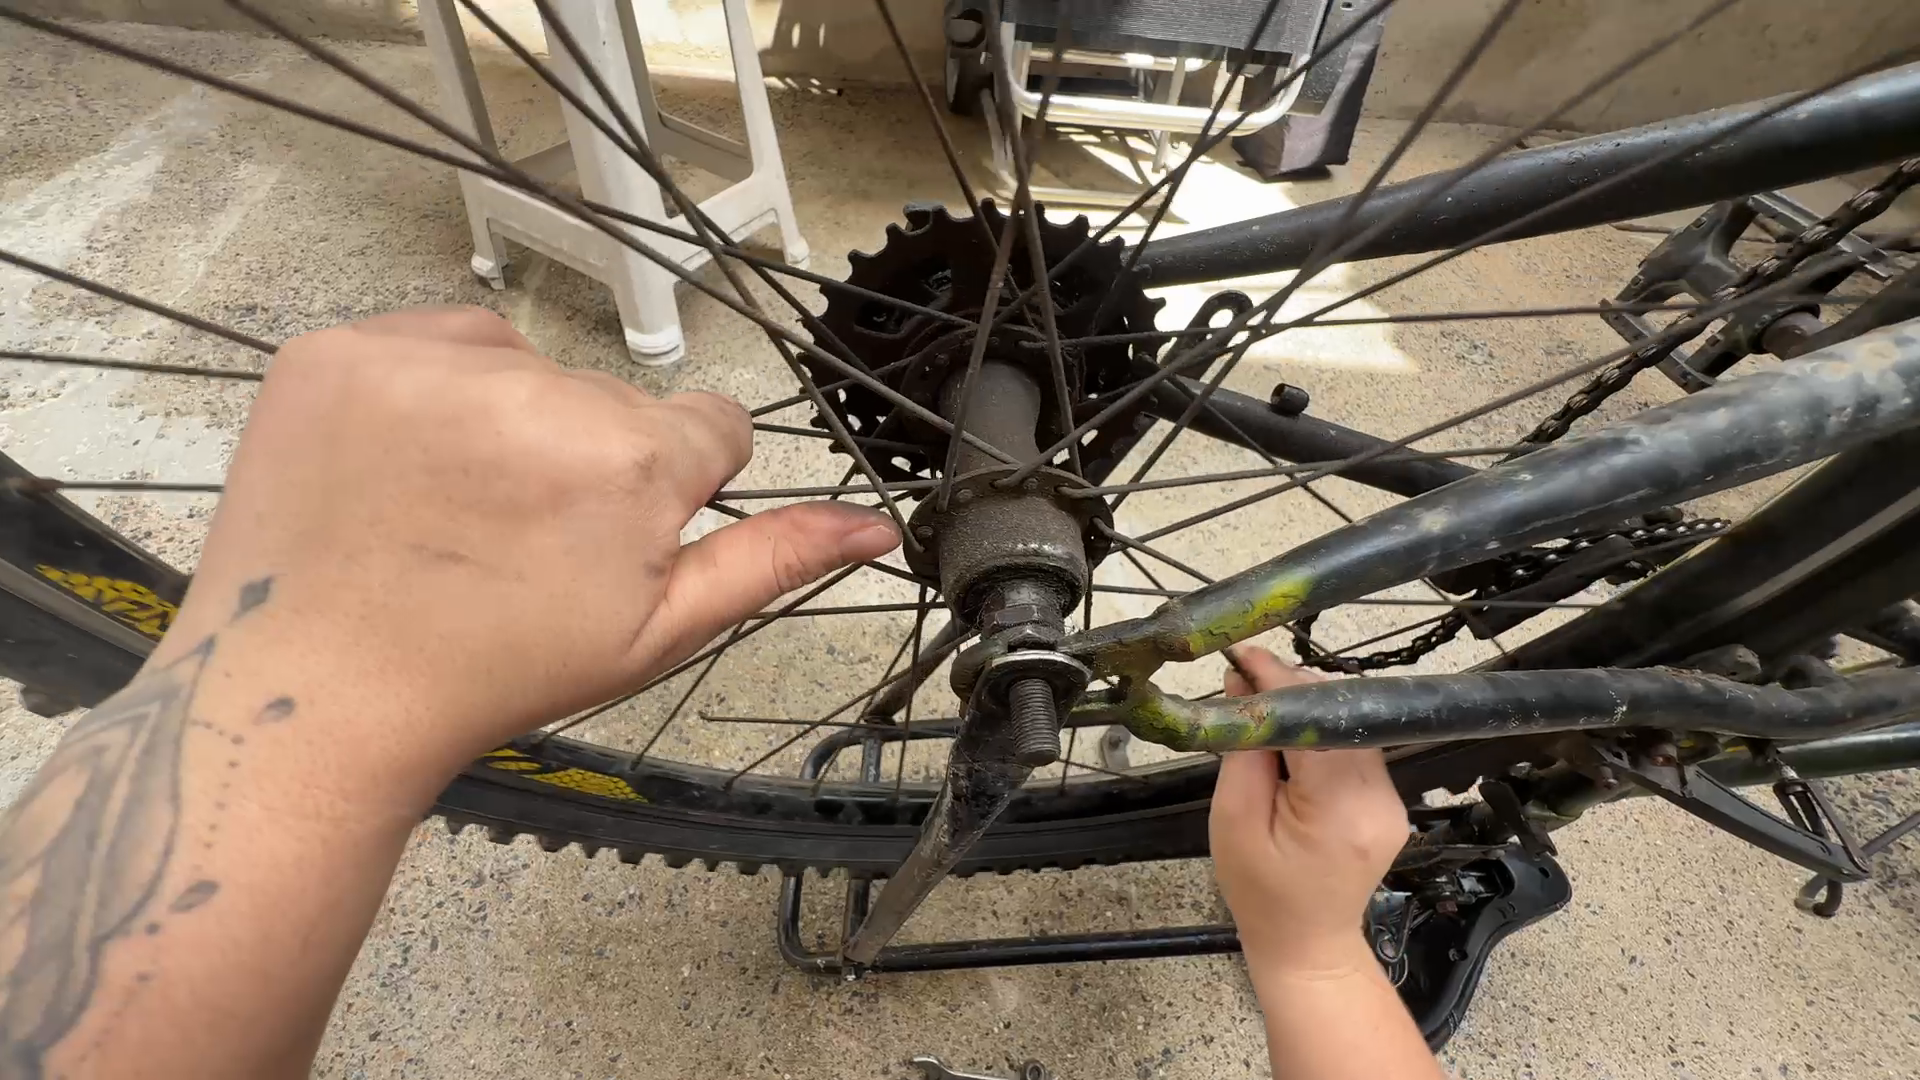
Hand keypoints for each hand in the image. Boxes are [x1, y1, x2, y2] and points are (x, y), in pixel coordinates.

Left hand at [162, 307, 899, 779]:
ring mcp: (435, 359)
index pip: (715, 427)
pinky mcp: (346, 345)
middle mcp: (547, 387)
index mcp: (637, 459)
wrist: (325, 691)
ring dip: (531, 422)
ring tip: (473, 503)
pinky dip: (454, 391)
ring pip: (543, 369)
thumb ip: (778, 558)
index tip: (625, 530)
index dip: (681, 484)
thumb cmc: (516, 666)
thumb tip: (877, 524)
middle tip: (539, 535)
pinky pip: (452, 341)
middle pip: (626, 403)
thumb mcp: (668, 624)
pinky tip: (420, 462)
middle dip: (607, 459)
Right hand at [1208, 646, 1409, 977]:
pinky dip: (1318, 728)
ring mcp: (1390, 800)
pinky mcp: (1387, 800)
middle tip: (1241, 675)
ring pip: (1348, 726)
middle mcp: (1380, 801)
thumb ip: (1243, 750)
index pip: (1315, 725)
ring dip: (1303, 704)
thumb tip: (1244, 687)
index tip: (1242, 656)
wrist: (1305, 941)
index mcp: (1340, 812)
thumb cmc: (1258, 888)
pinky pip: (1353, 745)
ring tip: (1258, 696)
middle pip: (1338, 719)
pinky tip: (1285, 726)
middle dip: (1289, 687)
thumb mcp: (1232, 819)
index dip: (1278, 682)